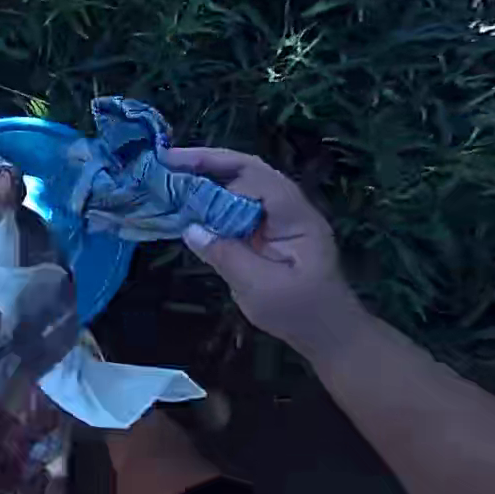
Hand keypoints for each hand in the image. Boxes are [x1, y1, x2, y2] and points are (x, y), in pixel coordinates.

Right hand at [165, 146, 363, 351]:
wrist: (327, 334)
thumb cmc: (299, 312)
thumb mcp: (260, 288)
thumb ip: (225, 255)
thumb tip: (190, 228)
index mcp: (296, 217)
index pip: (258, 180)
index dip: (220, 174)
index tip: (182, 177)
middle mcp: (288, 208)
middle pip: (248, 170)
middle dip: (208, 162)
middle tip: (167, 160)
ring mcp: (275, 218)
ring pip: (240, 183)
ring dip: (206, 176)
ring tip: (170, 174)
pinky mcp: (262, 231)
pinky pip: (234, 205)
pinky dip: (210, 199)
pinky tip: (186, 202)